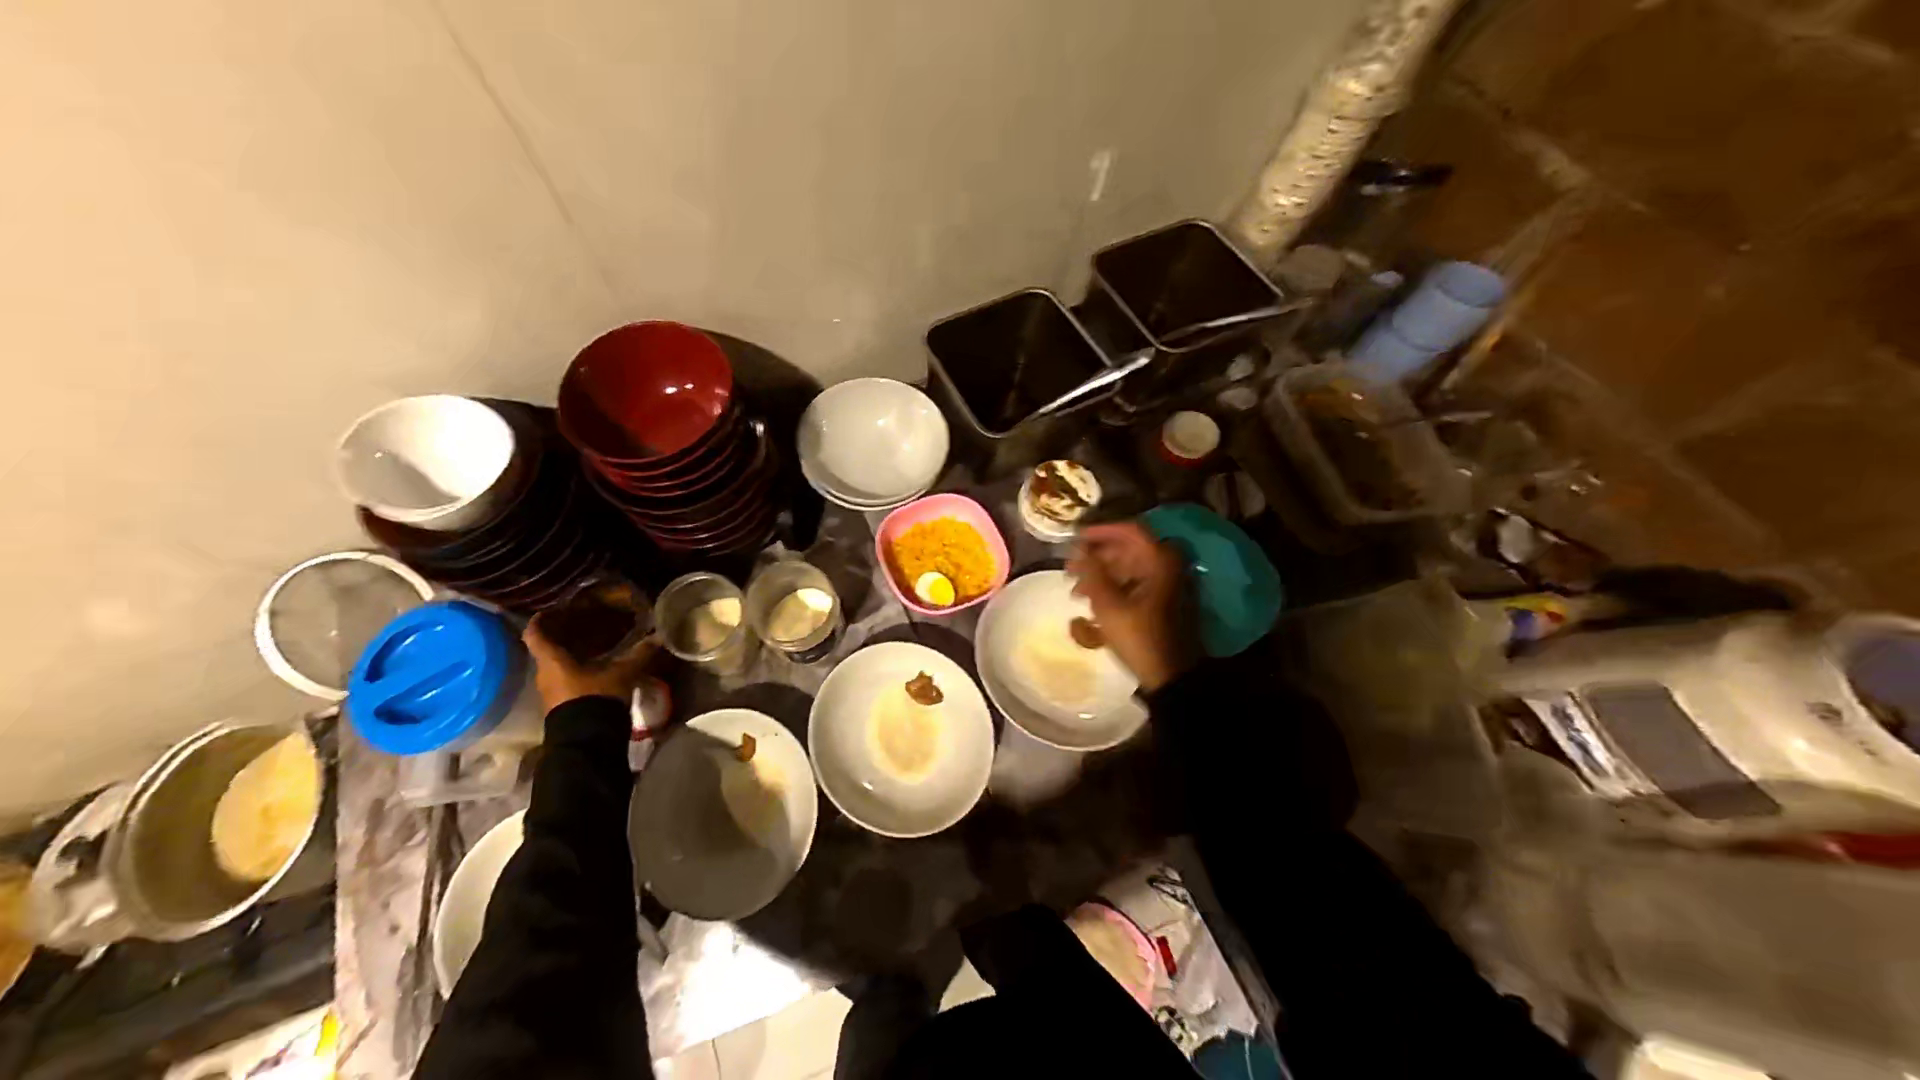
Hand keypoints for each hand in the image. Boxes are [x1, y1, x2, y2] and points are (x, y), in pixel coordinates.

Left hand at [523, 613, 659, 713]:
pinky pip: (563, 681)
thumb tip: (659, 637)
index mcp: (552, 661)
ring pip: (555, 667)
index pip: (535, 634)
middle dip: (561, 637)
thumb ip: (639, 654)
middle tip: (581, 625)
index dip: (540, 620)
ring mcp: (551, 692)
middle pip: (546, 650)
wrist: (587, 741)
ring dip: (569, 656)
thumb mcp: (622, 674)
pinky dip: (575, 671)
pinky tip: (595, 669)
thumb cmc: (596, 697)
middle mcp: (545, 674)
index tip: (550, 610)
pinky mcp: (560, 705)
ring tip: (591, 646)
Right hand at [1067, 522, 1194, 692]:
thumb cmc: (1139, 638)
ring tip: (1077, 595)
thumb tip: (1078, 548)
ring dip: (1101, 578)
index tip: (1074, 540)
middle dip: (1095, 559)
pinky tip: (1095, 610)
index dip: (1099, 532)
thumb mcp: (1108, 605)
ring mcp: (1166, 586)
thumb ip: (1091, 572)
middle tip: (1069, 572)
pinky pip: (1134, 588)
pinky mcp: (1162, 604)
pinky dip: (1113, 593)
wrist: (1172, 678)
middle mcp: (1166, 567)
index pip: (1128, 531)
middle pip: (1126, 551)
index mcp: (1159, 561)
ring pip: (1128, 571)